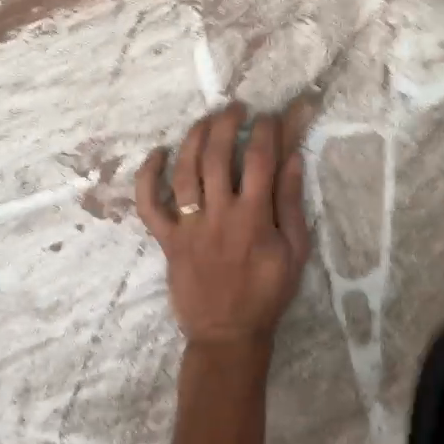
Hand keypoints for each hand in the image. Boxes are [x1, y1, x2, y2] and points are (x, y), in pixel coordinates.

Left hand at [135, 104, 311, 348]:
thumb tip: (293, 159)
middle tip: (235, 108)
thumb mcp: (295, 251)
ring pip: (184, 171)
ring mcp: (188, 227)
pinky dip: (148, 177)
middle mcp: (218, 215)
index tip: (270, 116)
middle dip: (226, 124)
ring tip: (207, 119)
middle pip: (217, 156)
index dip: (266, 130)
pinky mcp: (167, 240)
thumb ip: (291, 203)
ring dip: (194, 138)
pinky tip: (157, 153)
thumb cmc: (267, 293)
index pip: (259, 159)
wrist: (227, 335)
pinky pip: (149, 205)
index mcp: (253, 218)